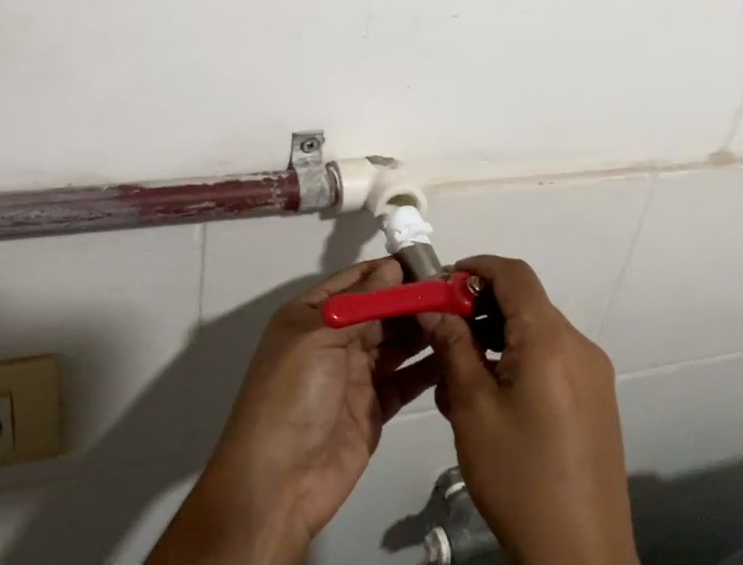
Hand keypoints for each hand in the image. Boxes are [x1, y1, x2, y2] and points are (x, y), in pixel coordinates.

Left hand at [148, 258, 440, 564]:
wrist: (279, 481)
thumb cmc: (292, 395)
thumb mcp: (318, 337)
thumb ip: (360, 303)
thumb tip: (392, 268)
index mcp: (310, 315)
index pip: (355, 281)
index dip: (388, 271)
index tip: (429, 262)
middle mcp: (333, 339)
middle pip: (380, 311)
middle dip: (413, 300)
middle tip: (457, 292)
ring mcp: (354, 374)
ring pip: (396, 343)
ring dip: (425, 330)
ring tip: (463, 317)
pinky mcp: (374, 407)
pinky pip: (405, 379)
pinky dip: (428, 367)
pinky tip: (457, 354)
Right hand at [423, 256, 638, 564]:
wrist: (579, 553)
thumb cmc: (519, 476)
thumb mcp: (473, 410)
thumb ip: (454, 348)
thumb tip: (434, 308)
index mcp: (552, 340)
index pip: (514, 274)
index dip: (475, 268)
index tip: (439, 285)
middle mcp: (580, 347)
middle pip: (526, 304)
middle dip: (479, 310)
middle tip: (440, 338)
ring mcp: (593, 376)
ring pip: (536, 335)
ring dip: (496, 340)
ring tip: (458, 380)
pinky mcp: (596, 402)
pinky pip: (552, 362)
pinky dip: (518, 363)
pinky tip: (491, 401)